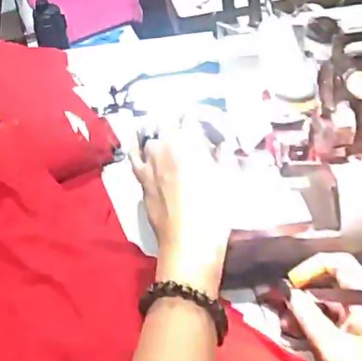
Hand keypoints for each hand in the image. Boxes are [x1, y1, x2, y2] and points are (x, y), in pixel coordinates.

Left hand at [131, 114, 234, 294]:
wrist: (189, 244)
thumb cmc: (215, 213)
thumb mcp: (227, 182)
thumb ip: (222, 159)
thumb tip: (221, 145)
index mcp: (189, 145)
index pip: (188, 119)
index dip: (193, 116)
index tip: (196, 117)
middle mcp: (165, 147)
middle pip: (165, 124)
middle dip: (173, 124)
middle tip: (182, 129)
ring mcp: (149, 162)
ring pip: (148, 137)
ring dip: (156, 135)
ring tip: (163, 138)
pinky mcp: (140, 178)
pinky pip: (134, 156)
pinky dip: (138, 150)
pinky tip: (142, 150)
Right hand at [283, 253, 361, 360]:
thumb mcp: (330, 348)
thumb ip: (306, 314)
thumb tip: (287, 290)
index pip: (340, 265)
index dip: (311, 268)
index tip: (291, 285)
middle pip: (334, 286)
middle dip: (304, 294)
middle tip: (281, 310)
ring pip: (333, 307)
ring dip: (307, 313)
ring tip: (286, 327)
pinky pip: (338, 325)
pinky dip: (318, 327)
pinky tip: (300, 338)